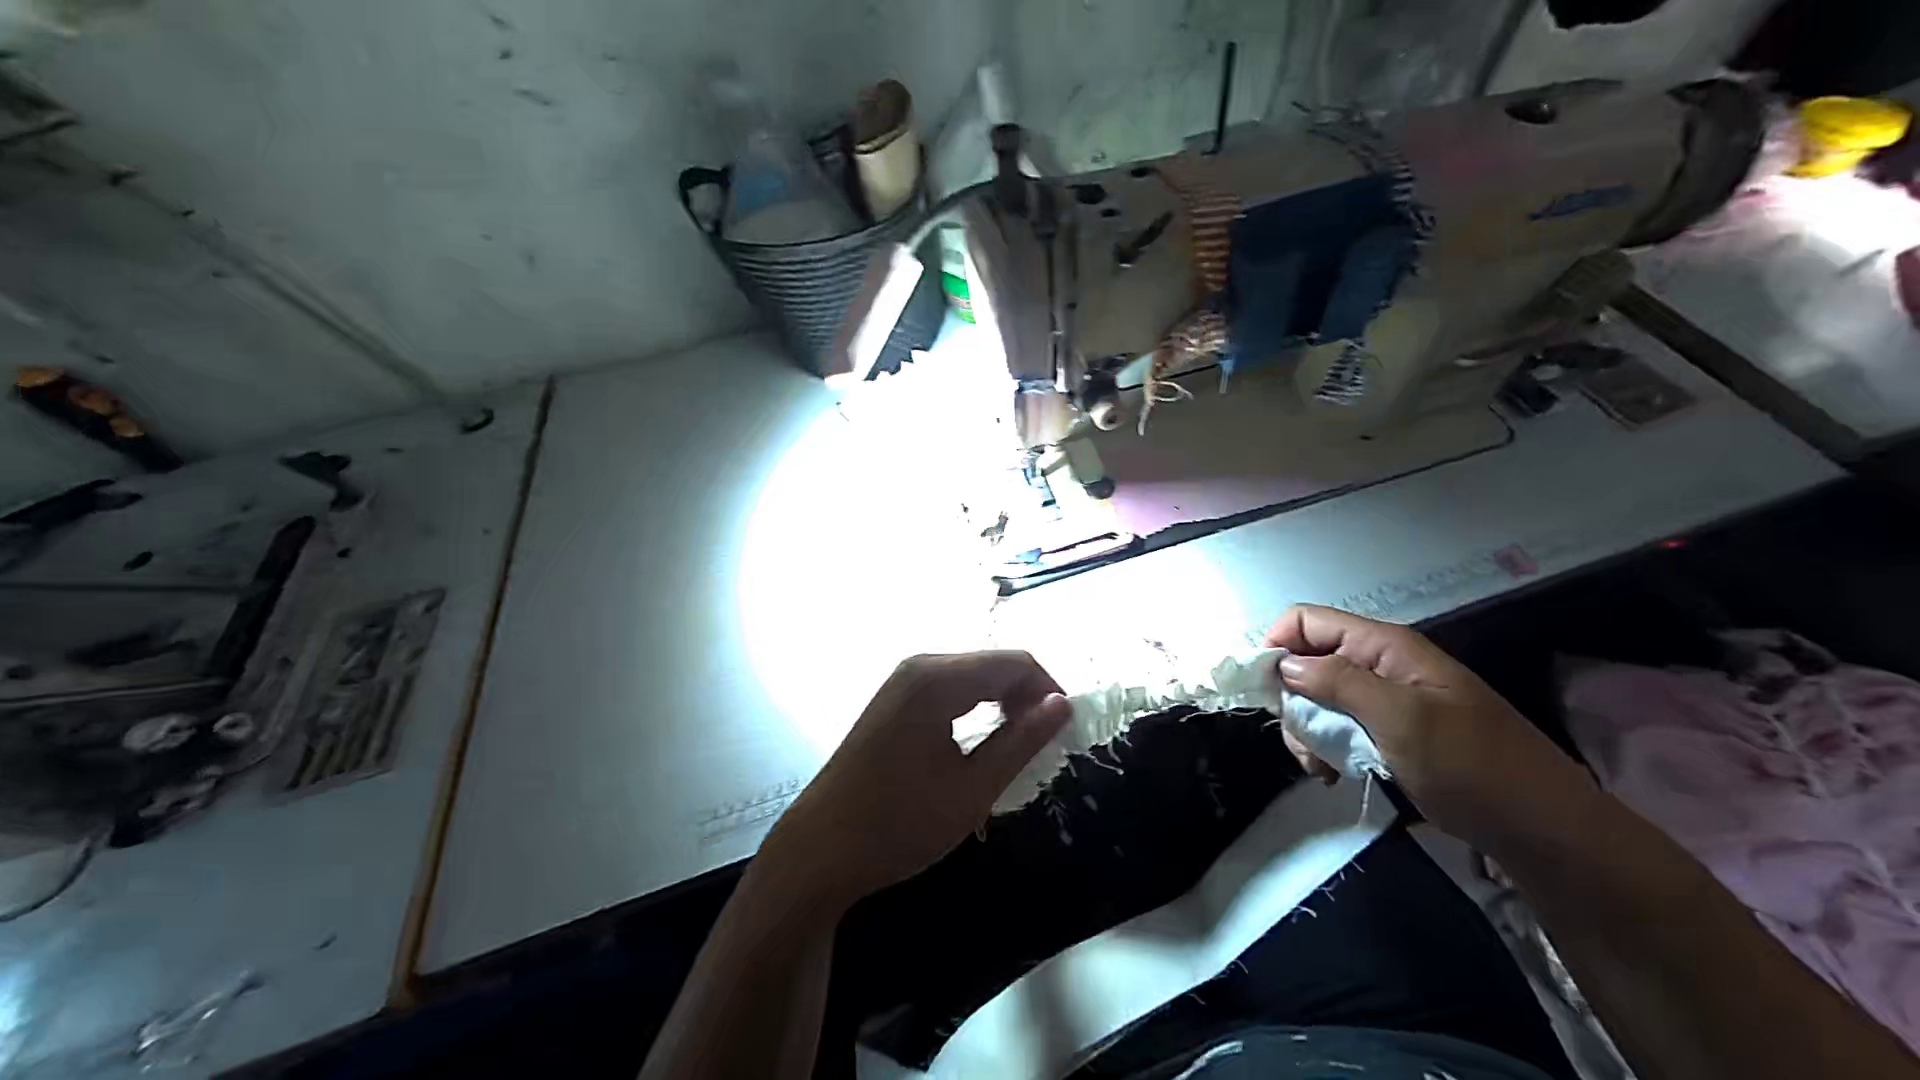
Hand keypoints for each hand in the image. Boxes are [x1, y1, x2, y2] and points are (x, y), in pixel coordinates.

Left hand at [756, 651, 1072, 911]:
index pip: (1014, 662)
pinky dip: (974, 708)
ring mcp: (900, 682)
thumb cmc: (900, 824)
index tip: (1066, 730)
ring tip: (1017, 748)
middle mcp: (918, 667)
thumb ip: (1022, 740)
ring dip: (1001, 703)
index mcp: (937, 679)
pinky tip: (980, 743)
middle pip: (992, 664)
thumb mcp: (973, 788)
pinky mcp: (892, 700)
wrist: (821, 850)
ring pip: (971, 676)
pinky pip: (948, 689)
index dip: (1048, 690)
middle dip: (1026, 697)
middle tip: (1045, 745)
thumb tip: (1062, 705)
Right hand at [1264, 604, 1597, 849]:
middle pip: (1305, 662)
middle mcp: (1378, 665)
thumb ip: (1338, 682)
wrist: (1541, 830)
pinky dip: (1325, 750)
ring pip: (1315, 700)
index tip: (1266, 691)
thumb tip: (1283, 663)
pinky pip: (1336, 728)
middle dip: (1292, 701)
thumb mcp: (1402, 719)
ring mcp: (1383, 701)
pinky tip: (1334, 775)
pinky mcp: (1386, 733)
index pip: (1307, 621)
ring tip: (1322, 768)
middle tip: (1303, 744)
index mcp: (1384, 647)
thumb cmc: (1474, 766)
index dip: (1277, 646)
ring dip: (1306, 732)